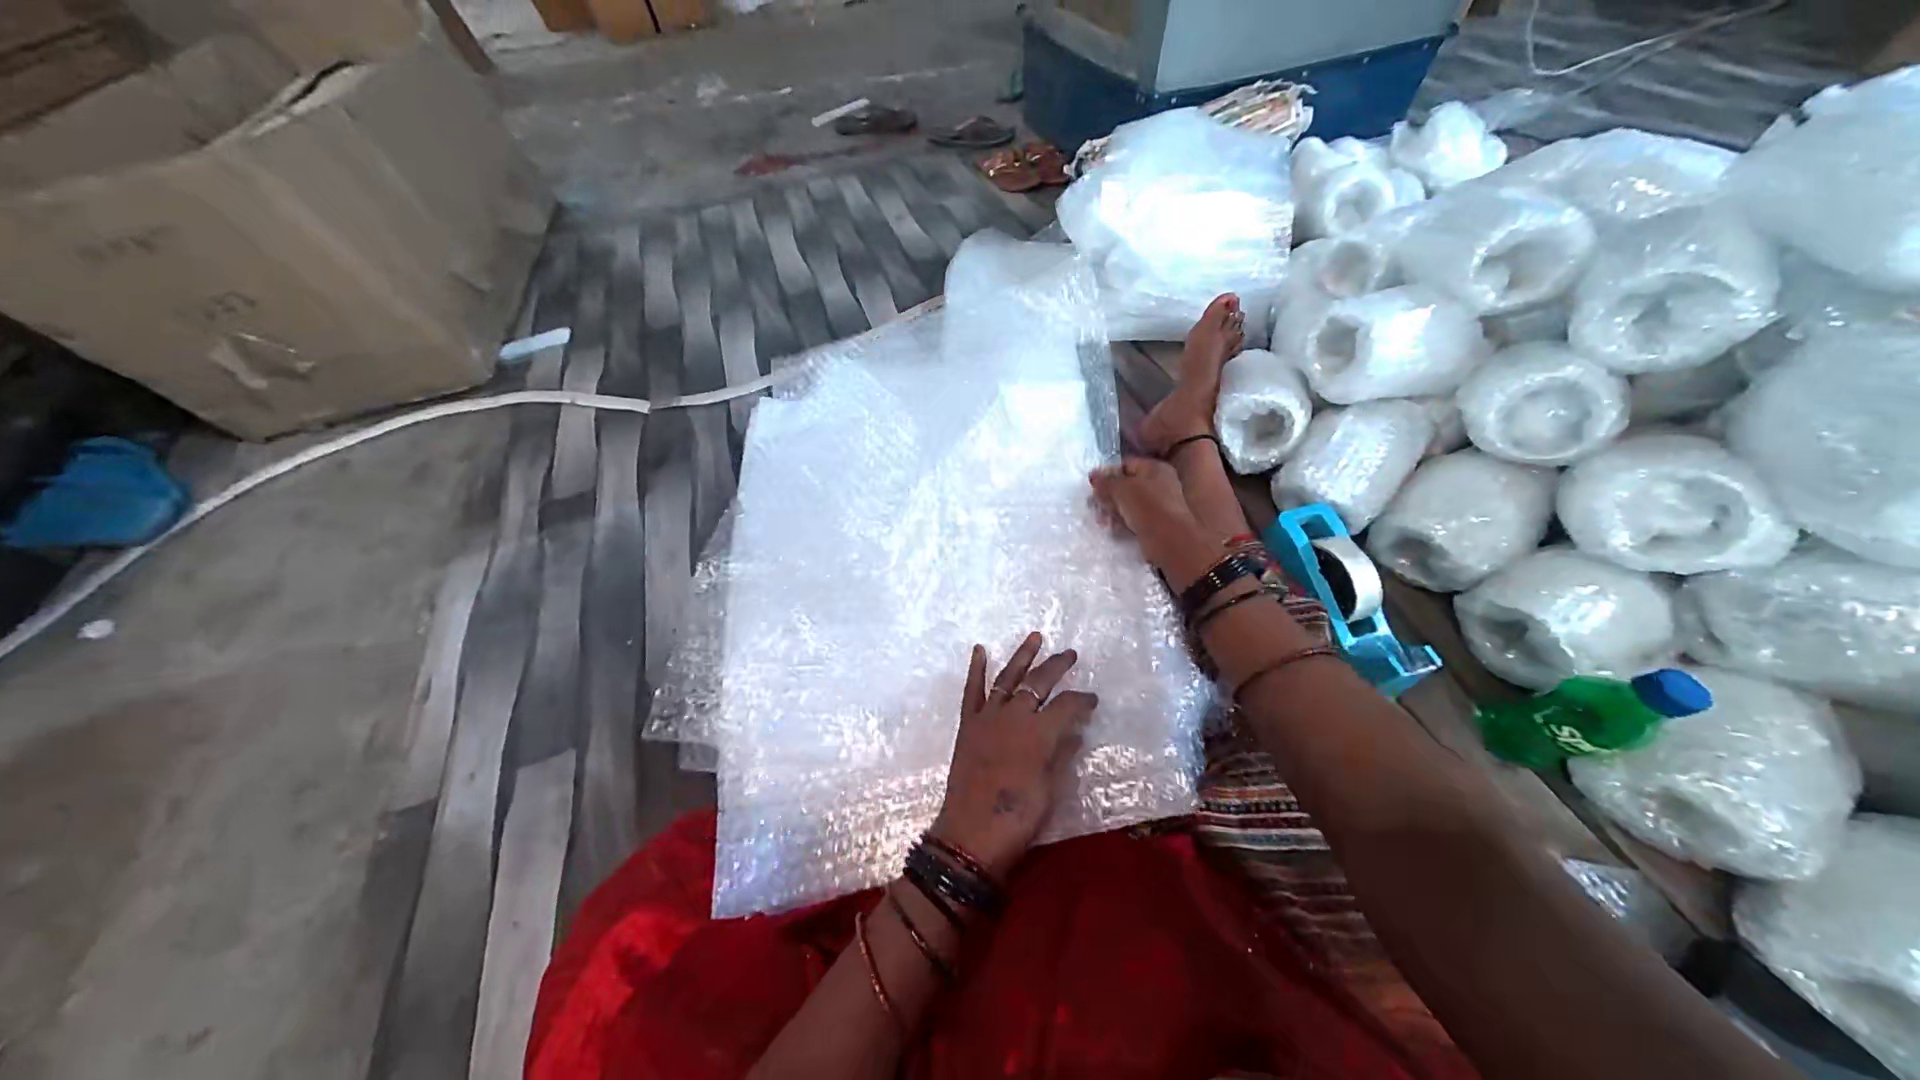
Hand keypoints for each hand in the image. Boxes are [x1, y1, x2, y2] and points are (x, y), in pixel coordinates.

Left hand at [930, 633, 1097, 878]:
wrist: (971, 834)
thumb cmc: (1019, 818)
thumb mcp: (1051, 789)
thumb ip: (1061, 755)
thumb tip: (1074, 732)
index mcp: (1039, 733)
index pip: (1067, 705)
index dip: (1082, 700)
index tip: (1092, 700)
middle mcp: (1013, 716)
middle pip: (1037, 682)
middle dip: (1056, 666)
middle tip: (1070, 655)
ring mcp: (987, 717)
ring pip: (1006, 677)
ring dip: (1021, 656)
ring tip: (1034, 637)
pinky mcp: (968, 725)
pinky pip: (972, 691)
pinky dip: (976, 670)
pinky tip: (980, 650)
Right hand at [1090, 457, 1231, 589]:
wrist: (1172, 543)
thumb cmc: (1148, 509)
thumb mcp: (1123, 490)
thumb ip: (1106, 482)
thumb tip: (1094, 476)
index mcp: (1156, 468)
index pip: (1126, 464)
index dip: (1107, 474)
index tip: (1093, 488)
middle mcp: (1161, 483)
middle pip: (1128, 485)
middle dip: (1109, 495)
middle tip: (1095, 506)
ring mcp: (1161, 505)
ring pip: (1131, 503)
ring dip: (1114, 511)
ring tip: (1103, 522)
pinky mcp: (1159, 524)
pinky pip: (1136, 519)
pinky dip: (1124, 523)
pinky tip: (1115, 531)